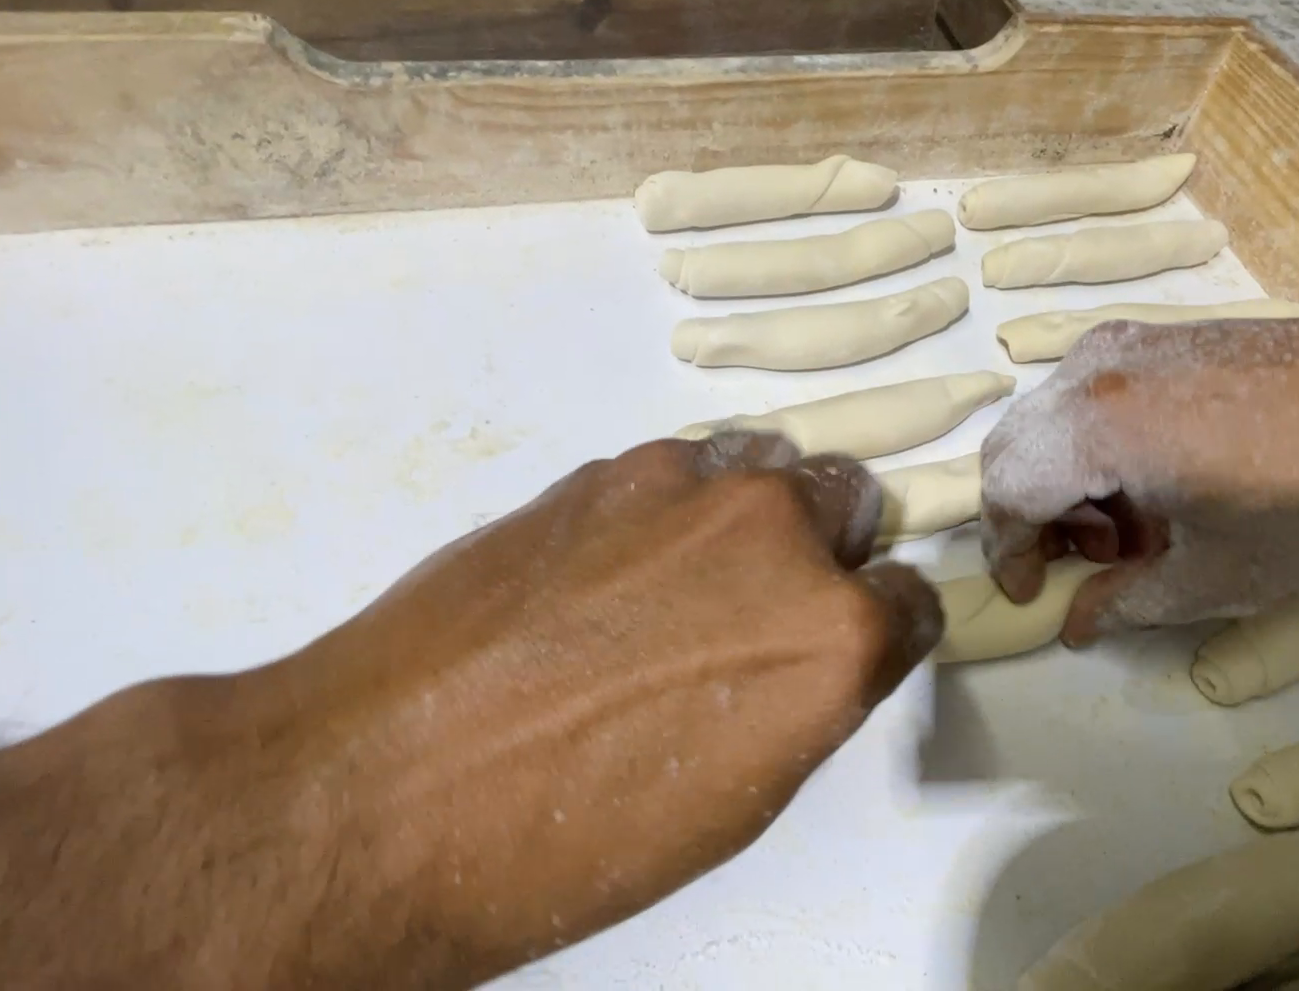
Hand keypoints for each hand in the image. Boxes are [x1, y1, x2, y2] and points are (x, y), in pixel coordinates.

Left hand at [285, 433, 941, 981]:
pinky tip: (616, 563)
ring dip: (751, 512)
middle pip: (847, 495)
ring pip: (764, 463)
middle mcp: (776, 535)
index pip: (911, 594)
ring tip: (687, 573)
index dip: (884, 619)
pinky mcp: (607, 466)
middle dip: (826, 545)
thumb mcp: (744, 793)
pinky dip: (675, 506)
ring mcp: (687, 485)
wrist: (387, 787)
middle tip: (763, 598)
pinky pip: (681, 469)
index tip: (857, 636)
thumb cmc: (581, 835)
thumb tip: (818, 641)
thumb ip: (810, 691)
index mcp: (833, 635)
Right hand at [979, 318, 1298, 645]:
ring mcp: (1126, 342)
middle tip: (1084, 562)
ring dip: (1063, 480)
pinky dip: (1092, 444)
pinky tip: (1157, 478)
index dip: (1006, 551)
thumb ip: (1123, 603)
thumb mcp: (1213, 578)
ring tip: (1131, 526)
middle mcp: (1091, 371)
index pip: (1004, 491)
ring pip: (1047, 419)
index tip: (1030, 593)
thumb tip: (1073, 623)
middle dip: (1031, 515)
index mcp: (1092, 428)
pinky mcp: (1161, 335)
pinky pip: (1088, 393)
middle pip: (1012, 448)